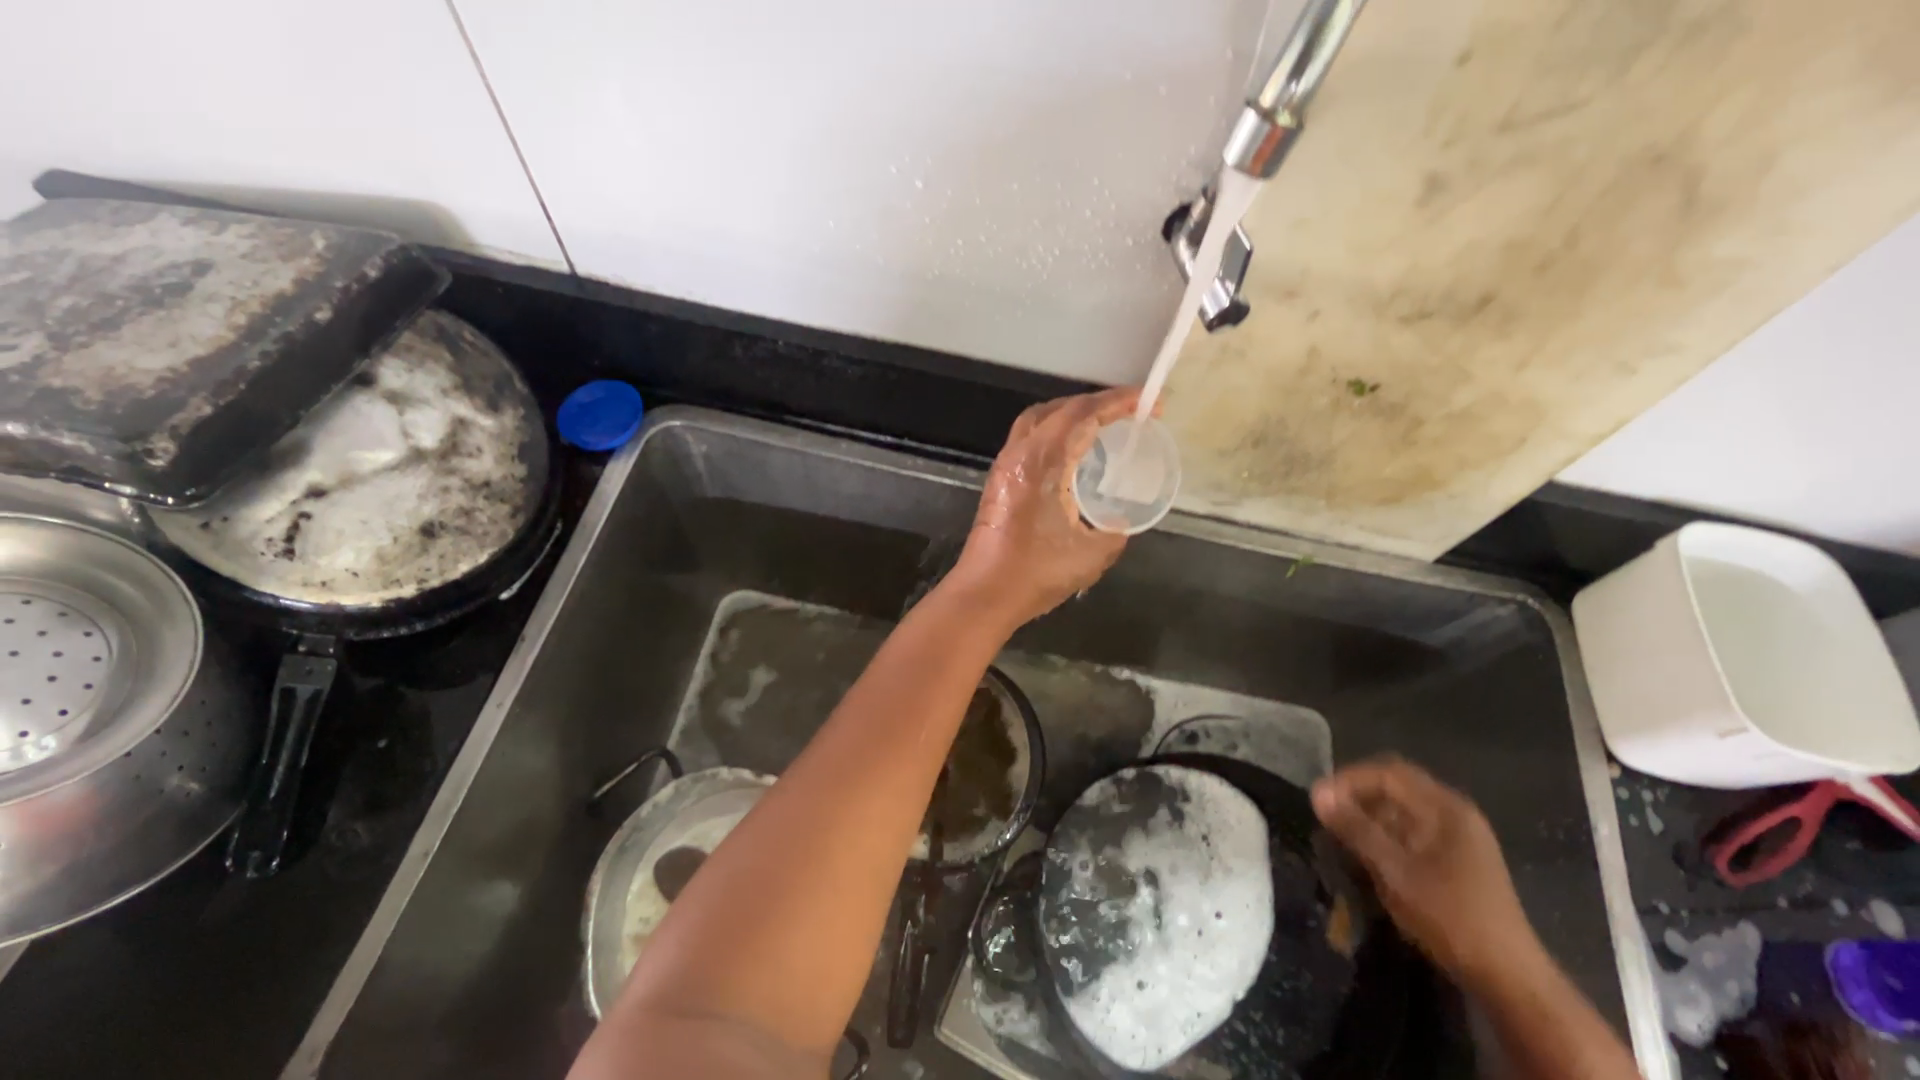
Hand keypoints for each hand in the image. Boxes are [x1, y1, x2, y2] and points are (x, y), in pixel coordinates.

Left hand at [945, 387, 1143, 629]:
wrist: (984, 593)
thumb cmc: (1035, 573)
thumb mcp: (1091, 554)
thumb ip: (1114, 531)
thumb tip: (1122, 520)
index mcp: (1042, 462)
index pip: (1083, 414)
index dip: (1118, 402)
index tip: (1149, 402)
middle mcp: (1020, 454)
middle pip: (1059, 409)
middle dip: (1097, 403)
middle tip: (1129, 410)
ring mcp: (1006, 466)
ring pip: (1039, 421)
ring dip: (1072, 415)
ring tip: (1104, 425)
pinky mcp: (1000, 482)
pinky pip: (1030, 439)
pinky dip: (1056, 433)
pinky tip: (1074, 453)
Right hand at [1311, 757, 1542, 987]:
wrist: (1506, 973)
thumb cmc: (1448, 916)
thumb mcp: (1394, 871)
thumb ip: (1356, 828)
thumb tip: (1318, 793)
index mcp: (1445, 807)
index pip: (1388, 772)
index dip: (1348, 780)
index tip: (1318, 801)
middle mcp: (1455, 813)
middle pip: (1397, 788)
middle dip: (1357, 798)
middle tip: (1326, 819)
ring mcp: (1461, 837)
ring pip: (1405, 812)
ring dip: (1370, 819)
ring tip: (1341, 840)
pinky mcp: (1459, 860)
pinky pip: (1415, 833)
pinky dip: (1387, 838)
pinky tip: (1370, 860)